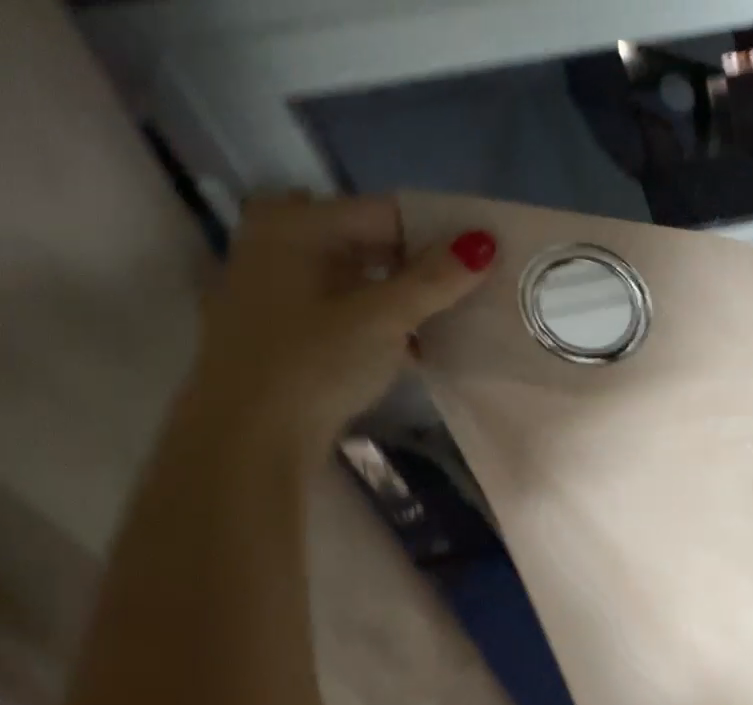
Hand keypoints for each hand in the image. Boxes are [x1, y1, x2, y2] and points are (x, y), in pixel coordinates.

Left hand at [186, 194, 495, 455]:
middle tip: (479, 286)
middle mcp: (279, 241)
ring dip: (408, 292)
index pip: (388, 213)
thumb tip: (485, 242)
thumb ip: (436, 279)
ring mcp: (277, 284)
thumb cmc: (315, 362)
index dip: (442, 233)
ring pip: (360, 273)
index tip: (490, 257)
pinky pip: (347, 302)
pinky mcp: (285, 323)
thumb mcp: (384, 318)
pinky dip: (383, 314)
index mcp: (296, 225)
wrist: (251, 432)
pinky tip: (418, 340)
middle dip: (426, 262)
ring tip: (458, 314)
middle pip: (372, 239)